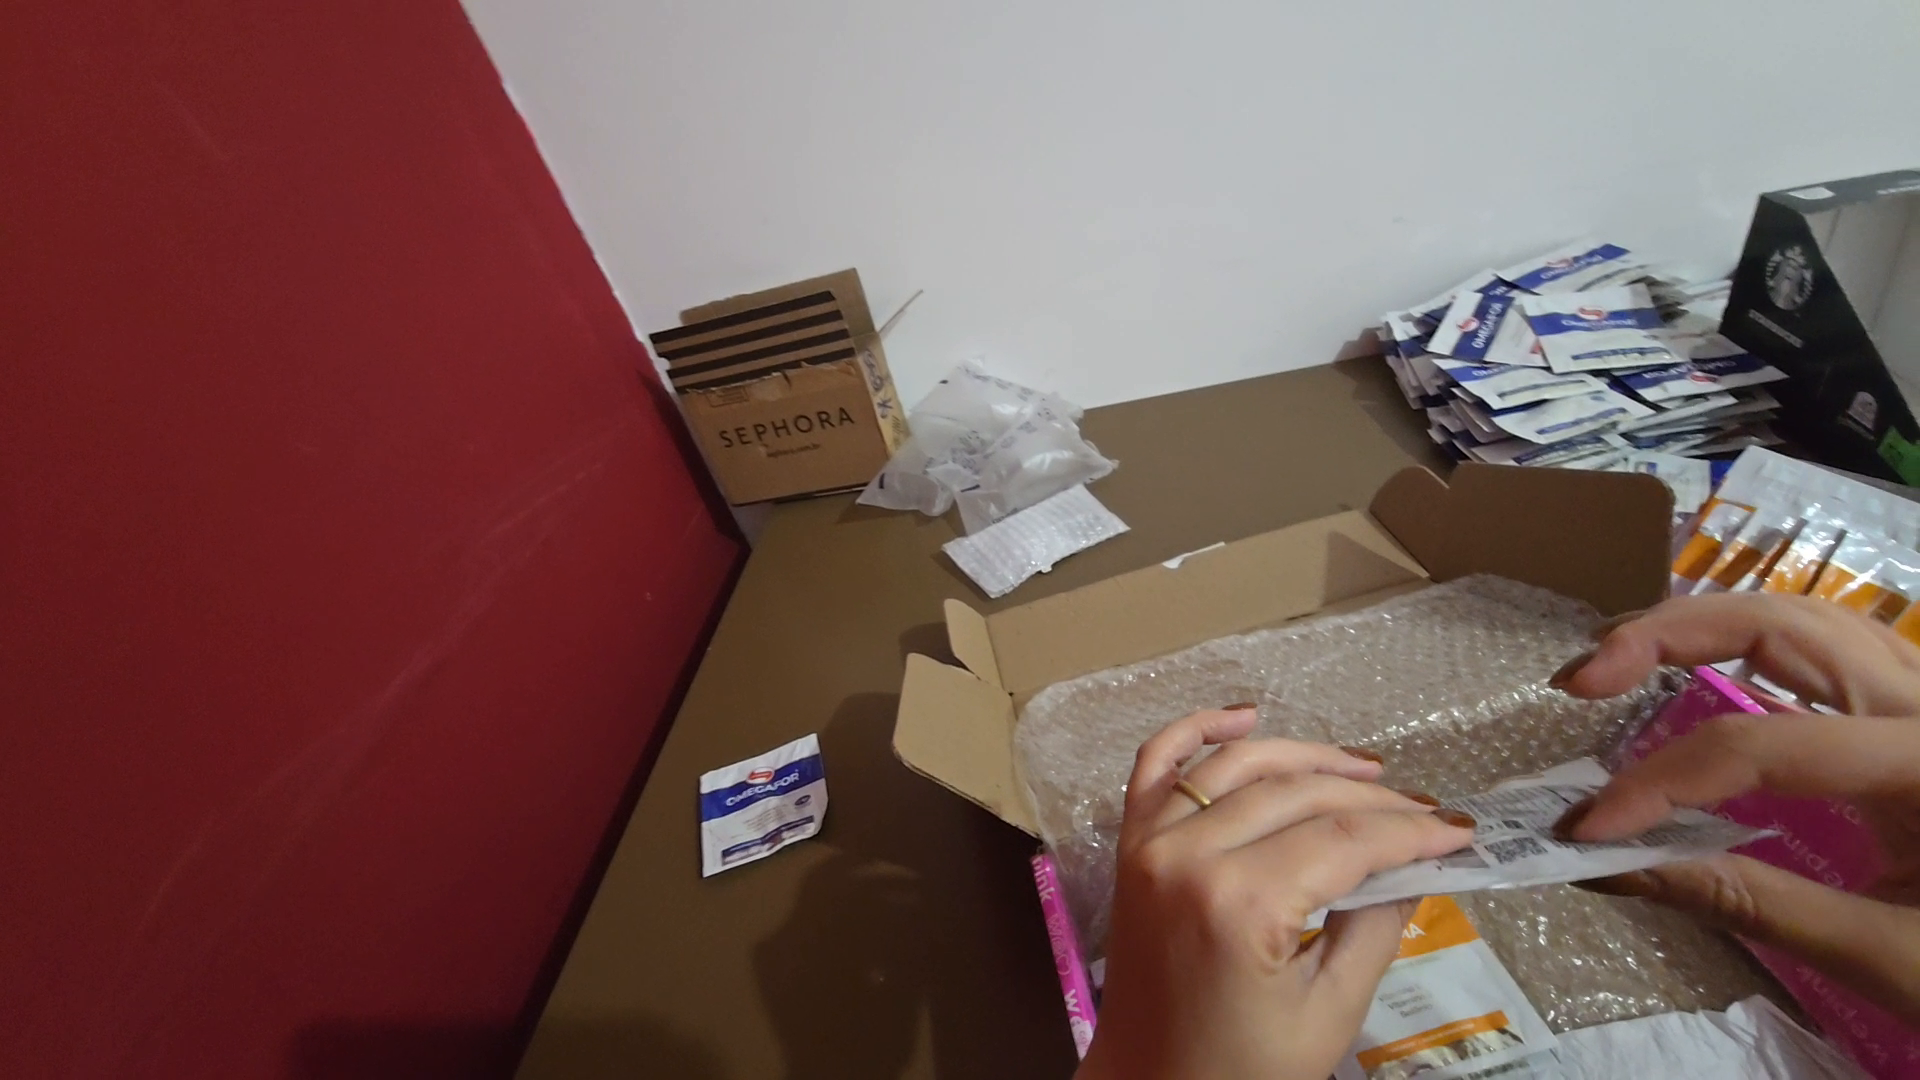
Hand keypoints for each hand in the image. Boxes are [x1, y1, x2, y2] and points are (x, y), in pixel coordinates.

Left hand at [1075, 708, 1473, 1079]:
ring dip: (1301, 754)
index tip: (1457, 832)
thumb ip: (1373, 927)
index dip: (1407, 833)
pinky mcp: (1129, 836)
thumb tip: (1413, 863)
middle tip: (1420, 808)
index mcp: (1240, 904)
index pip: (1341, 841)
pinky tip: (1246, 715)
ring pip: (1234, 765)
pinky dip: (1197, 728)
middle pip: (1293, 795)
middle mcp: (1188, 852)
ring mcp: (1149, 837)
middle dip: (1368, 797)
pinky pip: (1156, 760)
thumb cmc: (1243, 1070)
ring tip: (1360, 765)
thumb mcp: (1329, 1014)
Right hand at [1554, 592, 1919, 1023]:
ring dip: (1691, 625)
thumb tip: (1603, 867)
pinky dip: (1736, 640)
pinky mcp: (1913, 716)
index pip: (1760, 746)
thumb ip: (1746, 901)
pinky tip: (1682, 661)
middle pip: (1780, 626)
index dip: (1659, 782)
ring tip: (1607, 654)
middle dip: (1661, 638)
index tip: (1585, 827)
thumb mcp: (1895, 960)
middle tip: (1577, 682)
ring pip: (1798, 620)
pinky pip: (1820, 648)